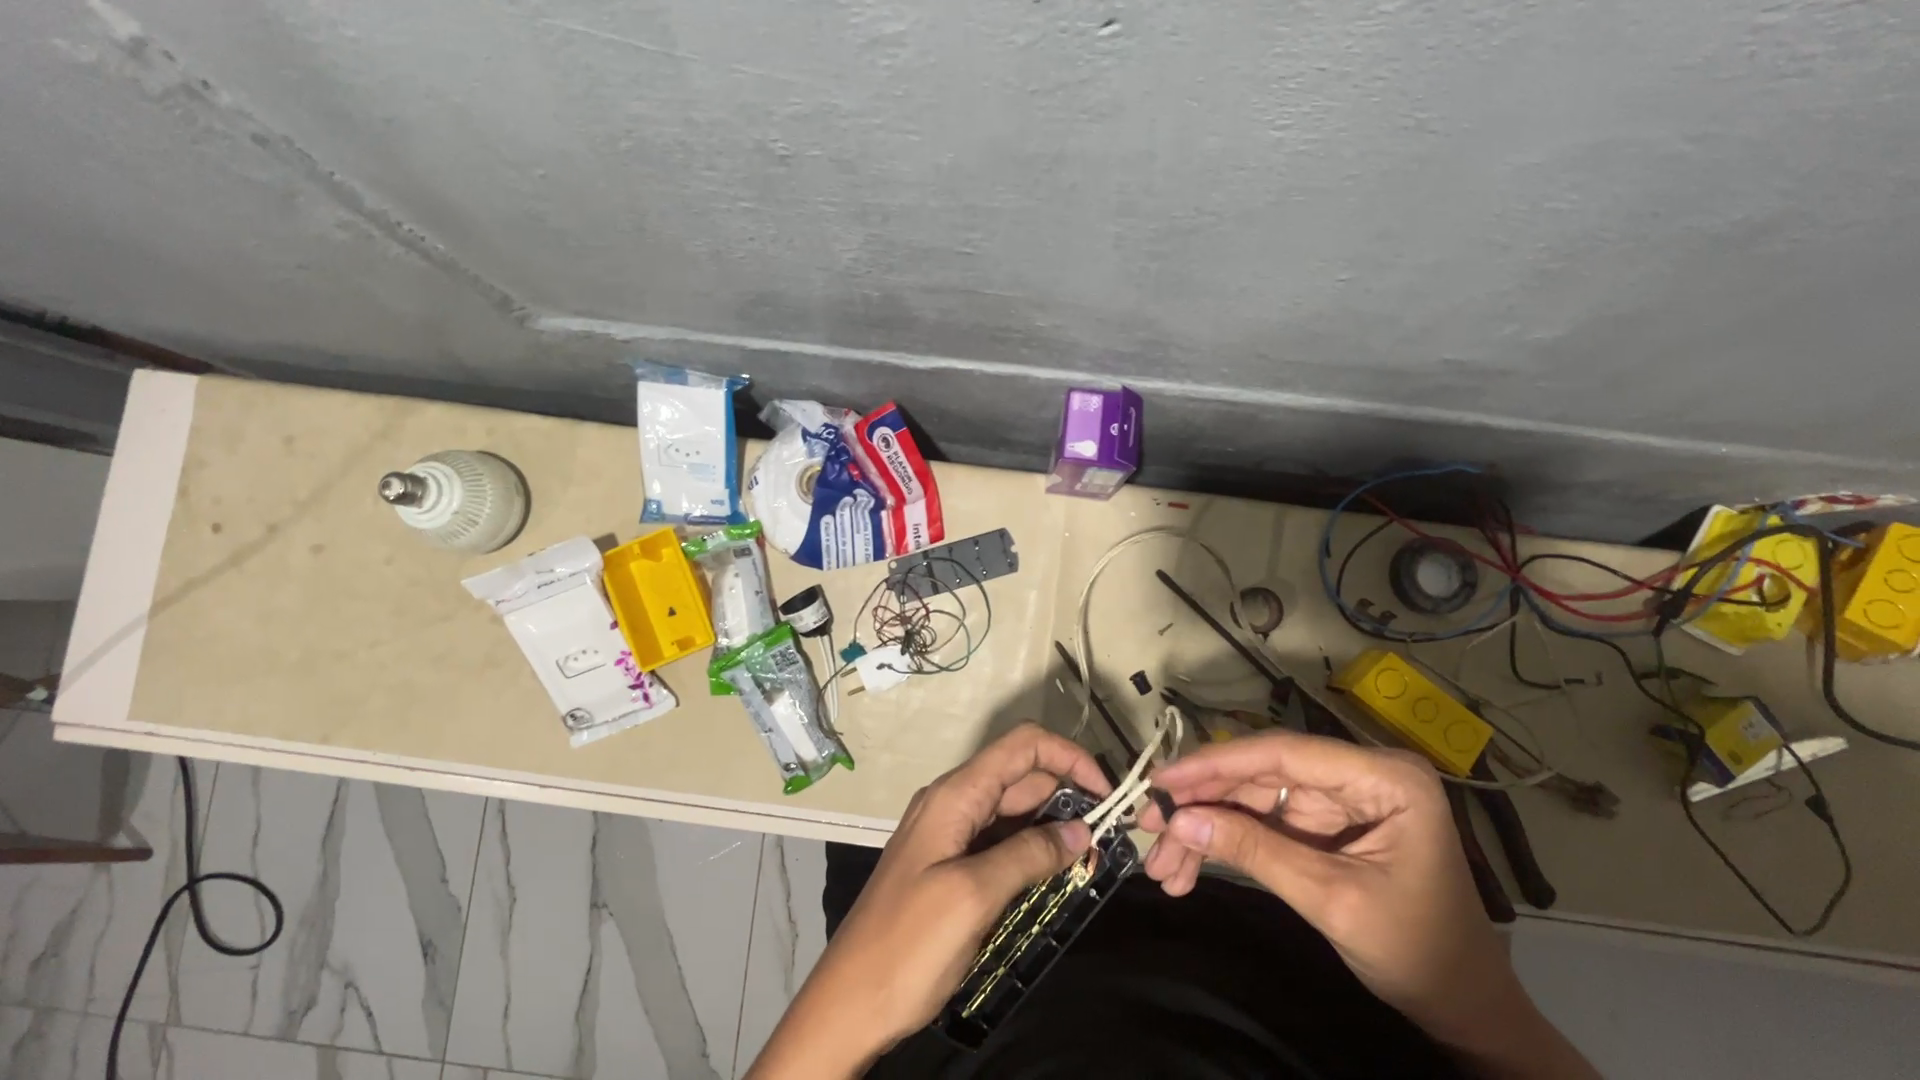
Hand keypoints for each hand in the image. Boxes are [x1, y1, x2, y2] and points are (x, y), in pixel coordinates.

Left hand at [747, 723, 1108, 1076]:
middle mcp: (954, 805)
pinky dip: (1034, 854)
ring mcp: (951, 837)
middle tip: (1109, 844)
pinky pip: (1002, 846)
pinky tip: (1058, 879)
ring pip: (1016, 814)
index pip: (1023, 747)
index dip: (1070, 758)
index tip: (1108, 796)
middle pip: (1023, 778)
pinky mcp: (953, 869)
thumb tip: (1080, 832)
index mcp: (954, 796)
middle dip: (1070, 798)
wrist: (850, 1003)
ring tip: (1091, 865)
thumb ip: (1028, 855)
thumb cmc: (908, 944)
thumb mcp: (973, 894)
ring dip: (1055, 829)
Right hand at [1137, 731, 1531, 1055]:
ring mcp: (1341, 797)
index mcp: (1384, 777)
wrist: (1461, 1003)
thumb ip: (1256, 851)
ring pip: (1253, 797)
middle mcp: (1360, 774)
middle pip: (1261, 773)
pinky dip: (1227, 843)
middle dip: (1203, 804)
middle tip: (1149, 829)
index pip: (1283, 753)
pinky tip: (1189, 869)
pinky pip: (1263, 821)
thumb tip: (1179, 819)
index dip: (1215, 764)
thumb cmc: (1416, 951)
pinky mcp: (1325, 822)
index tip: (1161, 782)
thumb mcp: (1331, 899)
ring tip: (1163, 866)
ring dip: (1206, 828)